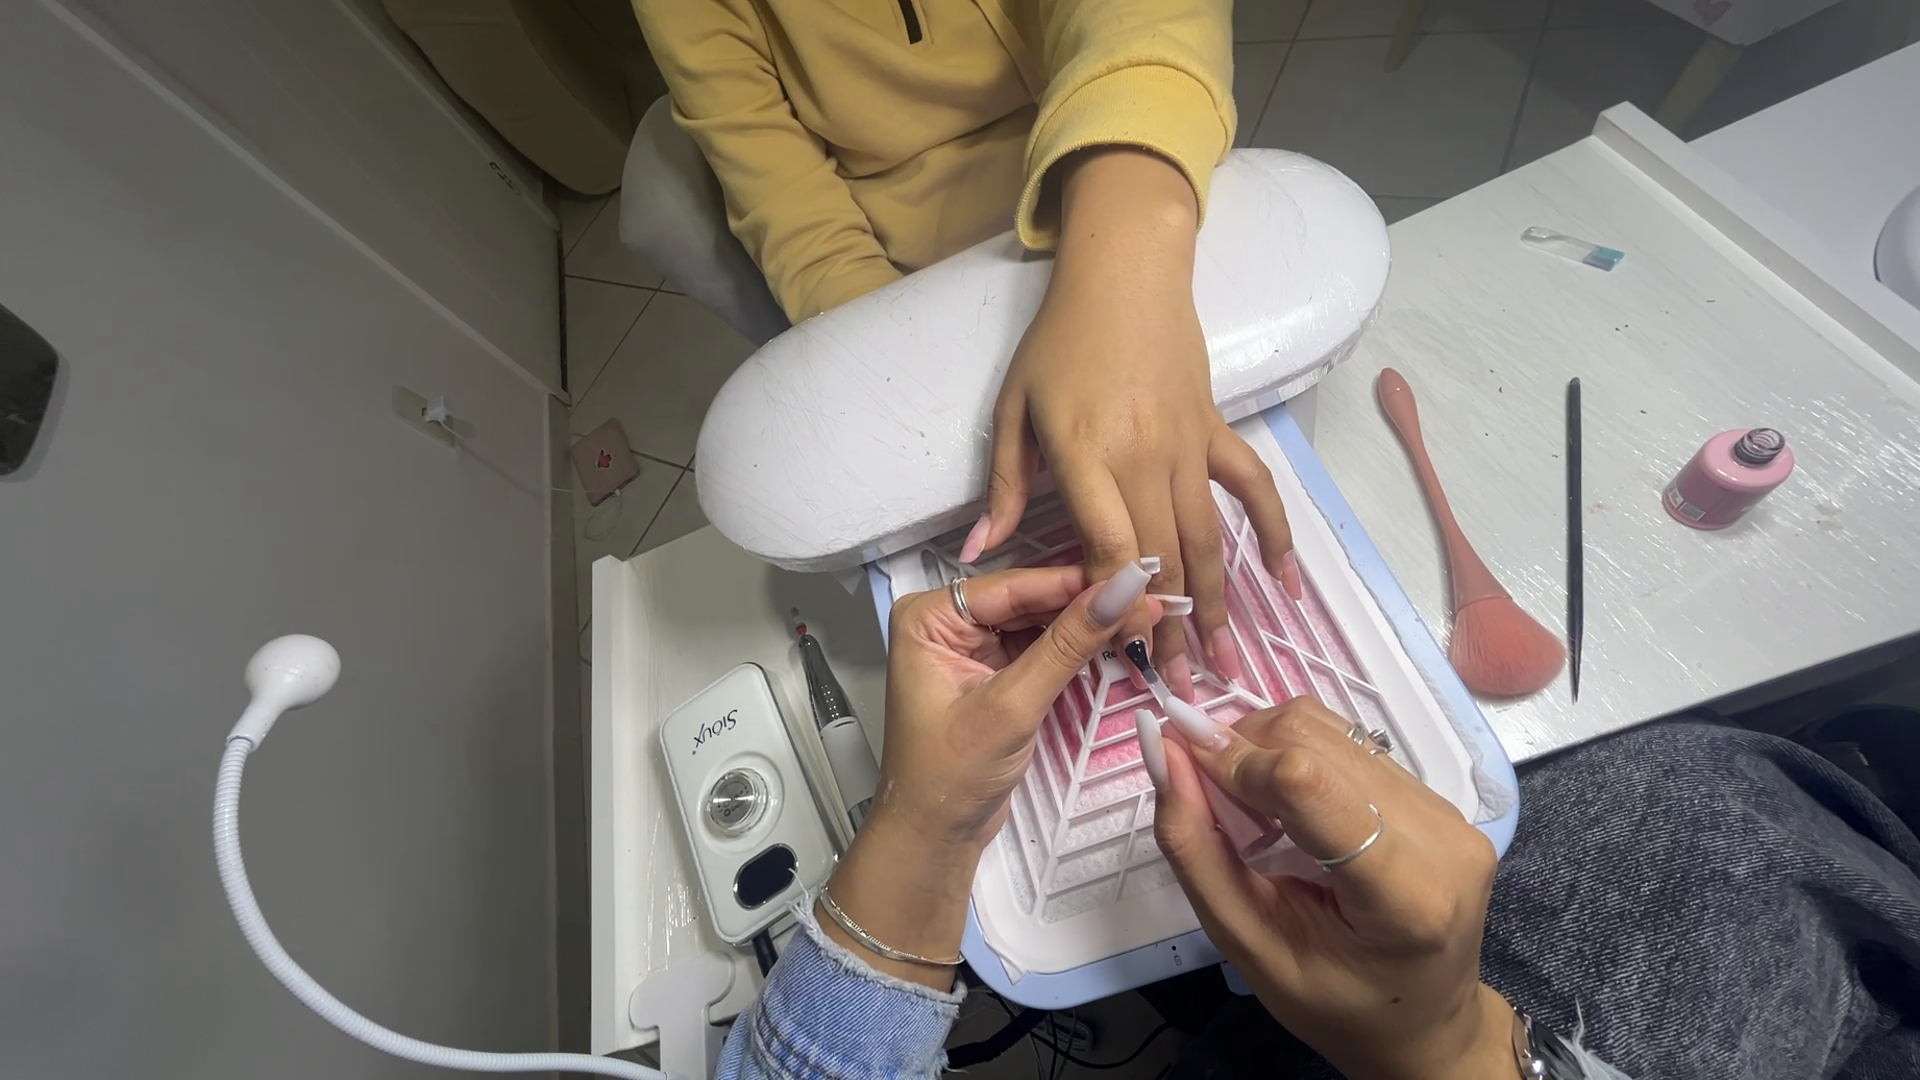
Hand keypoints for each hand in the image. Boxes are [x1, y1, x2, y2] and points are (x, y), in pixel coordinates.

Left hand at [819, 562, 1157, 988]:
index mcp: (929, 616)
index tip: (1137, 575)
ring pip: (1041, 622)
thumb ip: (1068, 645)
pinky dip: (1077, 648)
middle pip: (1030, 600)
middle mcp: (947, 620)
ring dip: (1089, 624)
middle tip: (1153, 597)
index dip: (1077, 582)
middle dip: (1089, 603)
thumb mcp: (1012, 705)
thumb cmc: (952, 774)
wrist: (934, 839)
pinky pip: (1041, 647)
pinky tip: (1119, 637)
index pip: (1014, 586)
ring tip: (1148, 615)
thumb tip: (1122, 589)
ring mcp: (972, 646)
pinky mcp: (995, 671)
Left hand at [974, 147, 1295, 699]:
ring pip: (1209, 539)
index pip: (1109, 546)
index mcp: (1086, 457)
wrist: (1124, 276)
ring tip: (1227, 662)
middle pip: (1163, 559)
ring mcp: (1190, 448)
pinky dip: (1275, 534)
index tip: (1125, 654)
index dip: (1119, 605)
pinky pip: (1254, 489)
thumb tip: (976, 554)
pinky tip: (1287, 581)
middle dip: (1171, 630)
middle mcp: (1145, 460)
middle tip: (1180, 690)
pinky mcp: (1217, 434)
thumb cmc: (1057, 346)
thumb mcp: (1012, 413)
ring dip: (1220, 605)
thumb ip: (1000, 489)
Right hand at [1145, 697, 1513, 1079]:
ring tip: (1249, 800)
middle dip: (1239, 750)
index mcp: (1404, 895)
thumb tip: (1160, 745)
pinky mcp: (1434, 791)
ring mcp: (1445, 807)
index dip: (1233, 759)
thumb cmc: (1327, 999)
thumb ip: (1192, 845)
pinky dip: (1289, 747)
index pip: (1307, 783)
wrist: (1420, 1023)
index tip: (1181, 757)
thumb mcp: (1242, 941)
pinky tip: (1283, 795)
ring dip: (1260, 743)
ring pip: (1320, 724)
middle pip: (1308, 739)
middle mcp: (1440, 835)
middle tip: (1211, 794)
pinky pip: (1339, 735)